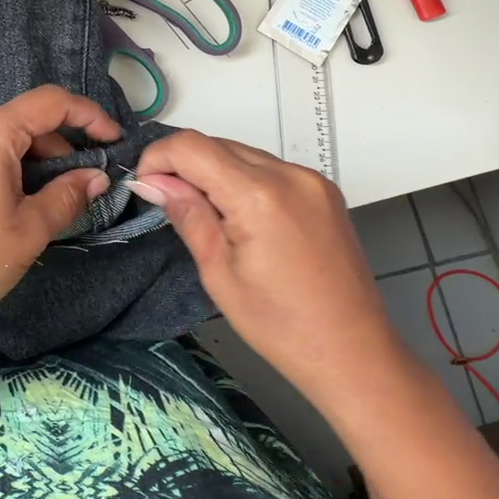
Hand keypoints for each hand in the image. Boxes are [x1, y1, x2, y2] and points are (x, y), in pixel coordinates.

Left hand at [0, 86, 120, 339]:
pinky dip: (4, 163)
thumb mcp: (31, 229)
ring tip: (48, 199)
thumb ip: (70, 194)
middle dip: (59, 147)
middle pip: (23, 120)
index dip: (88, 115)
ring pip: (1, 135)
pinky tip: (14, 197)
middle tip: (81, 185)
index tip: (114, 139)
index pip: (49, 103)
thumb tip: (97, 176)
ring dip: (32, 158)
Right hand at [134, 130, 404, 409]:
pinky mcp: (323, 191)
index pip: (192, 146)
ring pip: (242, 152)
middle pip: (217, 144)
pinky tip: (237, 214)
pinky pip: (268, 168)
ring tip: (203, 212)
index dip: (158, 157)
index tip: (144, 185)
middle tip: (166, 201)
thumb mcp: (217, 271)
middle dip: (183, 164)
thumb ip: (186, 214)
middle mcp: (289, 175)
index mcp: (259, 195)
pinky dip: (242, 178)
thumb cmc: (281, 325)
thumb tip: (151, 182)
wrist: (354, 354)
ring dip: (213, 170)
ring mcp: (311, 180)